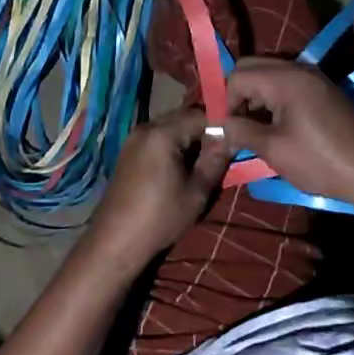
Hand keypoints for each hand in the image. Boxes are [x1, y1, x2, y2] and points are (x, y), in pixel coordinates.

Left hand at [86, 107, 231, 267]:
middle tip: (224, 148)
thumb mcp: (196, 191)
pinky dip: (172, 144)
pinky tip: (183, 164)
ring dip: (188, 137)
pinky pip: (156, 137)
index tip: (238, 137)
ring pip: (169, 127)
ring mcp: (133, 138)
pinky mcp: (127, 151)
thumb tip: (232, 138)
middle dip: (205, 129)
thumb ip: (215, 160)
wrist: (115, 240)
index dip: (222, 124)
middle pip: (183, 117)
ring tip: (206, 158)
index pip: (201, 115)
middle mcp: (145, 128)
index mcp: (162, 133)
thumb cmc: (160, 217)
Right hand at [223, 58, 353, 243]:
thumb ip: (240, 131)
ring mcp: (313, 78)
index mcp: (285, 79)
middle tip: (235, 124)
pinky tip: (273, 126)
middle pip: (252, 67)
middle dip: (237, 94)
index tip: (227, 129)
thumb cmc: (320, 161)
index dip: (225, 102)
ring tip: (252, 129)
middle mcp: (299, 69)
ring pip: (269, 74)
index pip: (237, 76)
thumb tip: (218, 126)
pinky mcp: (322, 90)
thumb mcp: (273, 149)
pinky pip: (286, 83)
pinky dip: (273, 99)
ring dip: (255, 96)